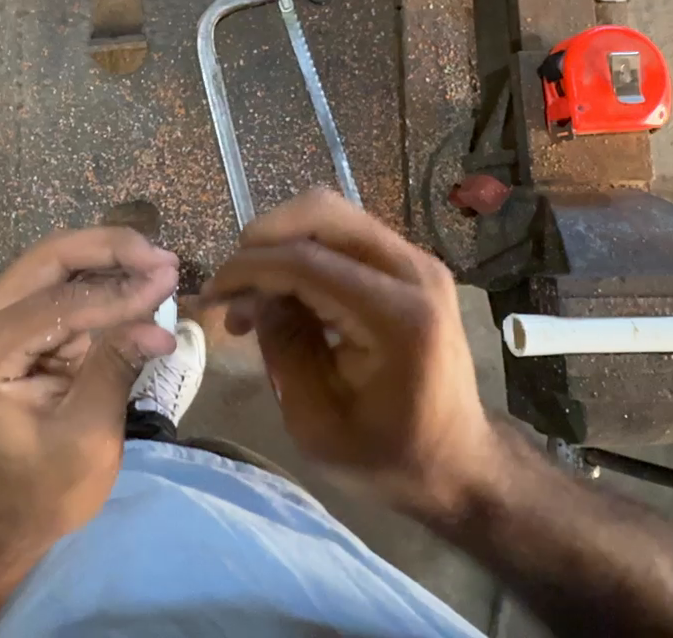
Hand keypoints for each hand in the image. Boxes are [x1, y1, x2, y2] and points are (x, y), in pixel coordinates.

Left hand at [0, 228, 178, 548]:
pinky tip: (137, 280)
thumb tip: (160, 323)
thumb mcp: (86, 435)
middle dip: (110, 250)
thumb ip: (115, 367)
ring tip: (159, 264)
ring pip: (53, 261)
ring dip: (107, 258)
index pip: (58, 301)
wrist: (1, 519)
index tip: (170, 281)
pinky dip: (98, 278)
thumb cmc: (40, 489)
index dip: (118, 290)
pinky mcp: (10, 321)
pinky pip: (57, 283)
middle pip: (49, 258)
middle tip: (164, 258)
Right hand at [208, 188, 502, 517]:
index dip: (248, 269)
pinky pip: (343, 231)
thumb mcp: (316, 422)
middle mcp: (414, 272)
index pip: (306, 261)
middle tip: (233, 284)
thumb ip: (282, 348)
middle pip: (322, 211)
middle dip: (263, 237)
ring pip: (331, 212)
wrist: (461, 462)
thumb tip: (252, 295)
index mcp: (398, 318)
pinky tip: (285, 291)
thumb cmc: (389, 457)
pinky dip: (302, 247)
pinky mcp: (410, 262)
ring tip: (256, 293)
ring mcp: (417, 260)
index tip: (211, 295)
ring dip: (281, 240)